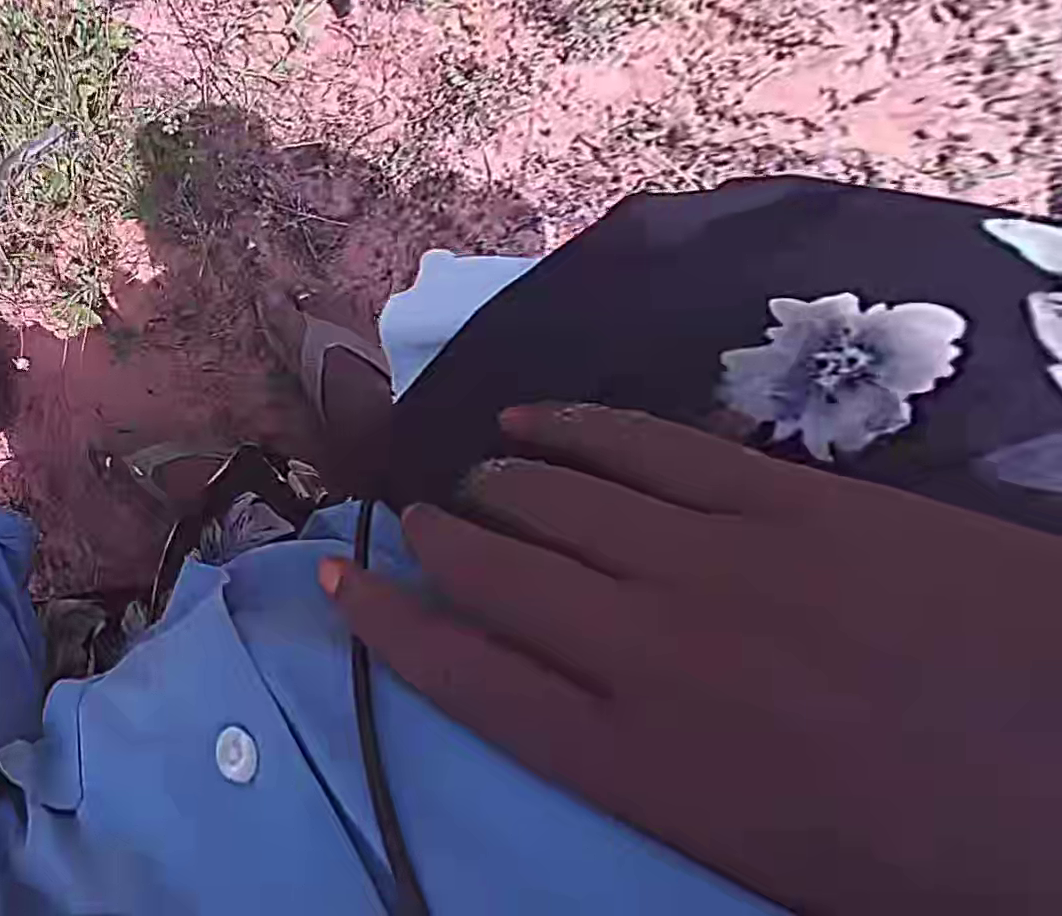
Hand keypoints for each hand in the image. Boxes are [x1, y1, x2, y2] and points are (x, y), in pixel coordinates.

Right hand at [323, 404, 1061, 913]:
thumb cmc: (932, 851)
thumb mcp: (739, 847)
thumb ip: (603, 753)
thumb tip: (503, 671)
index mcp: (641, 760)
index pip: (453, 668)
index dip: (377, 615)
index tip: (337, 576)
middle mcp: (652, 651)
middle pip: (483, 567)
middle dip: (431, 536)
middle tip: (420, 521)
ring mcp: (722, 563)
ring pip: (545, 497)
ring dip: (488, 483)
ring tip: (476, 481)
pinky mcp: (793, 502)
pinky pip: (638, 444)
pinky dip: (564, 426)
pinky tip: (524, 419)